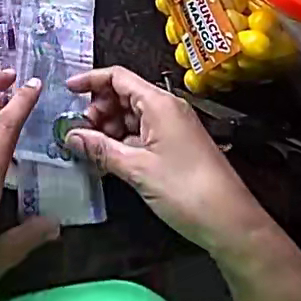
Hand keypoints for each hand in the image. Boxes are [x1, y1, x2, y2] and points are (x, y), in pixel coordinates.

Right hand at [63, 66, 276, 262]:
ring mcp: (172, 126)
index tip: (68, 90)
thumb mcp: (137, 168)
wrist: (232, 224)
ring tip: (92, 147)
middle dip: (98, 108)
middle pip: (123, 94)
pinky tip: (109, 157)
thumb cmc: (186, 189)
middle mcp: (166, 108)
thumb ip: (100, 149)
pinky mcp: (175, 145)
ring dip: (109, 126)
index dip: (90, 80)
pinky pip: (141, 132)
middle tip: (81, 130)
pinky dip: (122, 139)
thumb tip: (71, 136)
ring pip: (131, 114)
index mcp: (158, 103)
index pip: (117, 77)